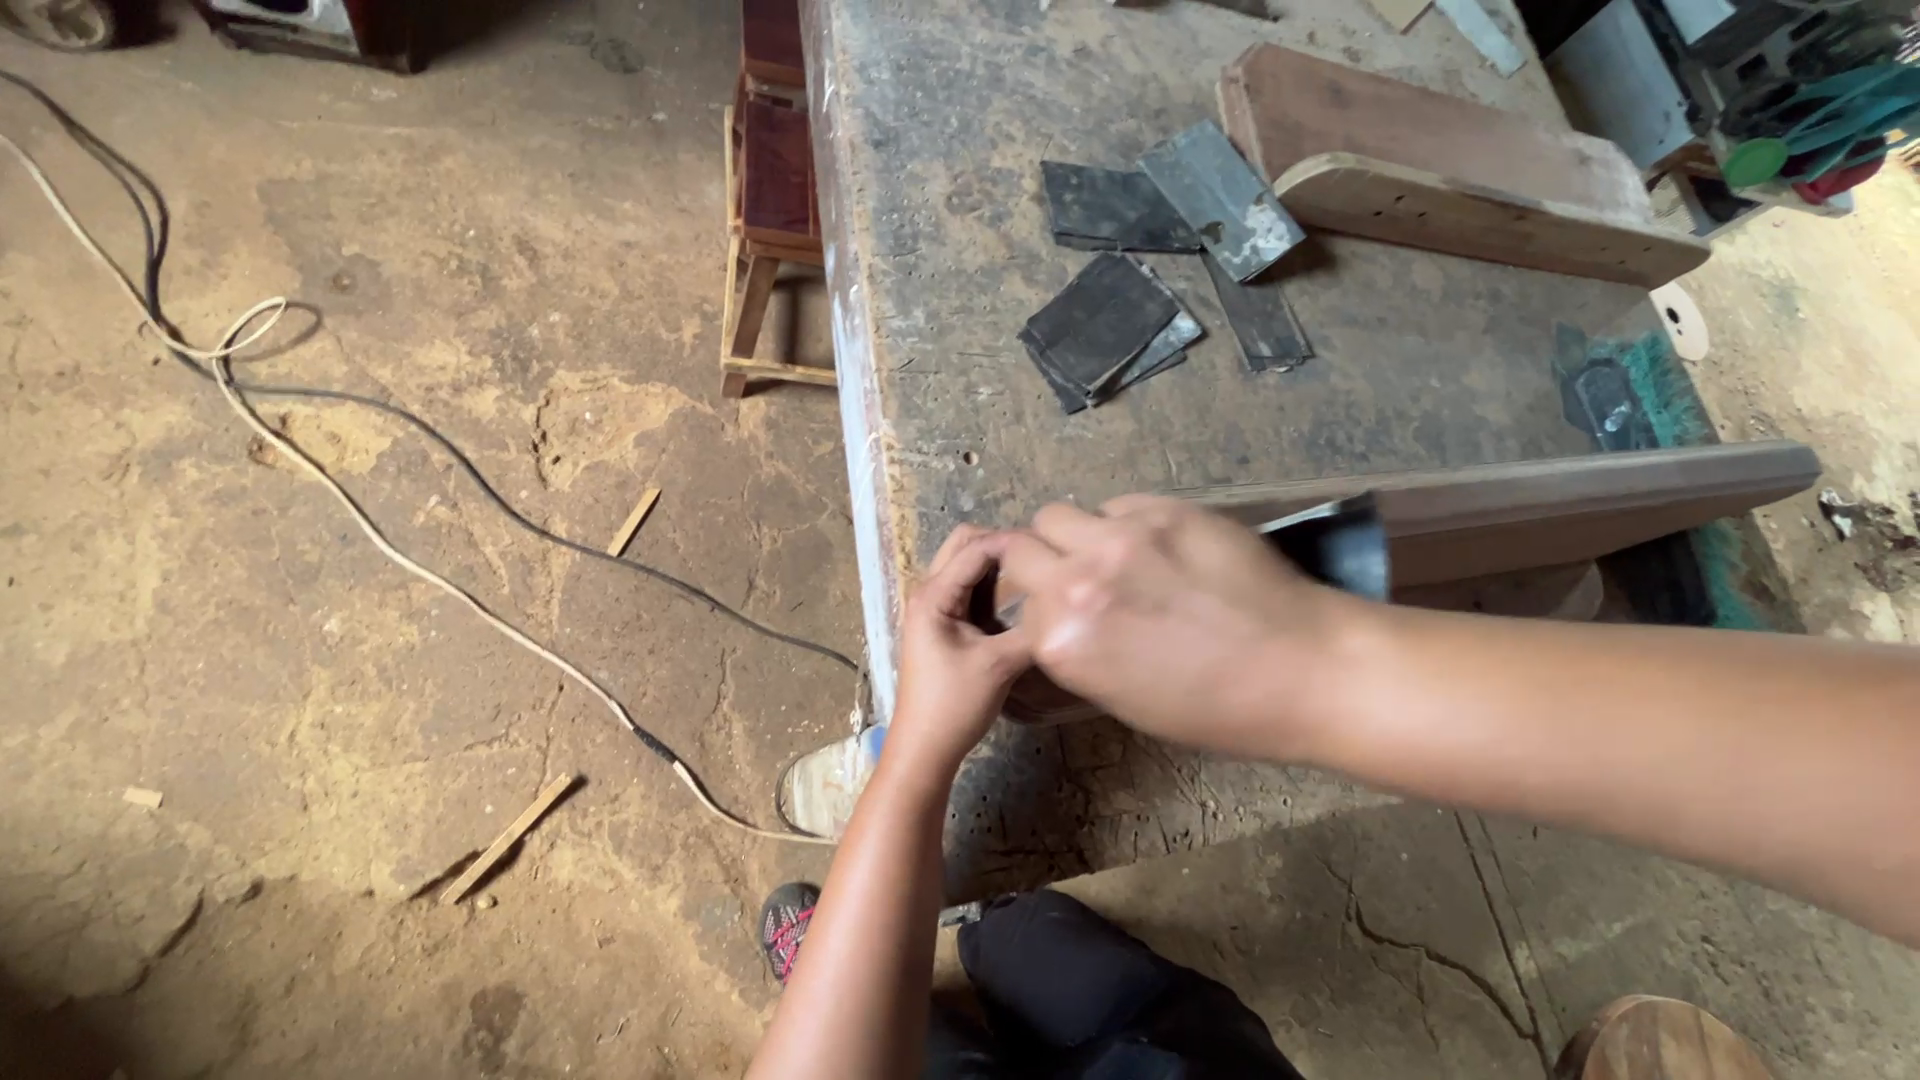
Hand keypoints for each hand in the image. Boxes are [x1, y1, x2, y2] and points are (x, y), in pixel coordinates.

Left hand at [885, 526, 1033, 779]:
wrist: (925, 747)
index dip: (1013, 542)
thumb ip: (1030, 628)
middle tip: (1040, 560)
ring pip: (965, 565)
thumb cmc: (955, 704)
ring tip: (1034, 575)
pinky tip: (1018, 599)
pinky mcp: (942, 623)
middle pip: (965, 544)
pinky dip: (991, 583)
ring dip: (996, 563)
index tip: (1052, 552)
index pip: (976, 547)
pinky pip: (967, 587)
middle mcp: (928, 591)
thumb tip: (1063, 604)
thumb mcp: (999, 664)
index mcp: (934, 594)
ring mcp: (933, 607)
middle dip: (1001, 544)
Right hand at [1000, 495, 1355, 757]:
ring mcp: (1120, 538)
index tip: (1060, 609)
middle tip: (1077, 576)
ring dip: (1077, 535)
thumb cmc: (1216, 708)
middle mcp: (1077, 582)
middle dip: (1040, 561)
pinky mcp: (1163, 509)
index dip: (1038, 605)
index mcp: (1061, 642)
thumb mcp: (1121, 697)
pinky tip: (1161, 546)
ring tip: (1116, 554)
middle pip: (1021, 548)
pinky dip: (1125, 522)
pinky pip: (1117, 505)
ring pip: (1059, 515)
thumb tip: (1060, 615)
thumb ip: (1075, 648)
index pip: (1018, 603)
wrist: (1304, 670)